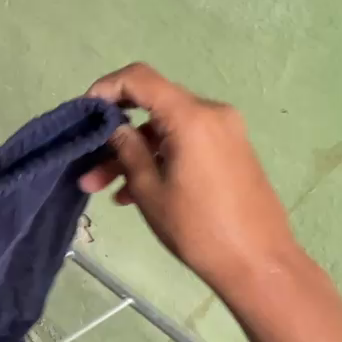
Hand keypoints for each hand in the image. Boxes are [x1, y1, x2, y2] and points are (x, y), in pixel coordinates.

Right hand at [78, 63, 301, 293]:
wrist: (258, 263)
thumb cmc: (197, 227)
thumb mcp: (148, 189)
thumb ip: (126, 149)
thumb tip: (114, 127)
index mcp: (192, 118)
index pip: (140, 78)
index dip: (106, 88)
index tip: (83, 112)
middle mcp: (212, 114)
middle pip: (150, 106)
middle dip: (114, 132)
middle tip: (86, 161)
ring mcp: (223, 133)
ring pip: (163, 130)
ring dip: (131, 153)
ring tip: (100, 187)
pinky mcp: (228, 151)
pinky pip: (182, 143)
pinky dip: (155, 158)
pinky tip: (131, 193)